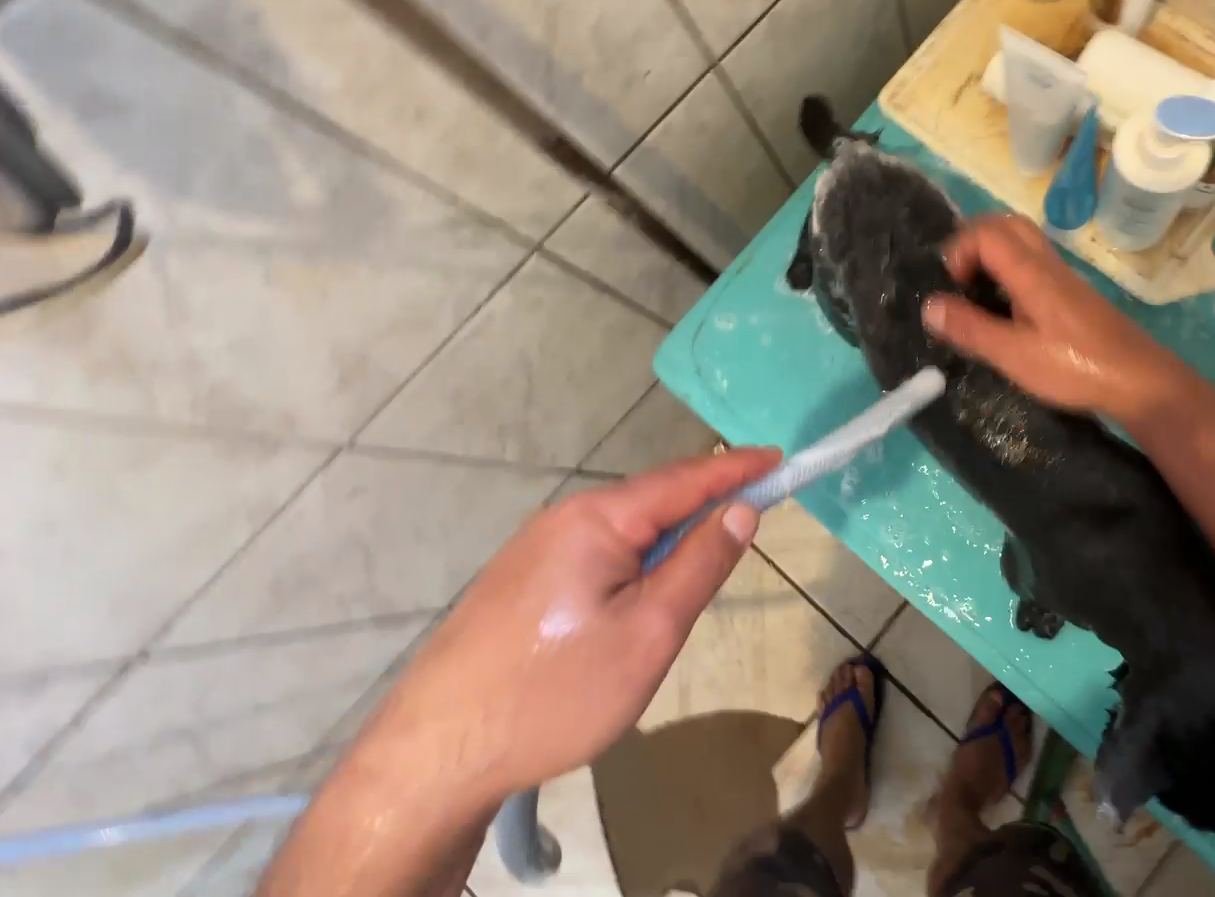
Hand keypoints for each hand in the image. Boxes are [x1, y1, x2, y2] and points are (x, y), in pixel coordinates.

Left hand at [348, 448, 781, 812]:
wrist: (434, 755)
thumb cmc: (557, 691)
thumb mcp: (650, 632)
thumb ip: (701, 564)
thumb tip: (743, 509)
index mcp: (599, 519)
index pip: (686, 479)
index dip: (738, 468)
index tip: (780, 459)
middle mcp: (565, 518)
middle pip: (654, 499)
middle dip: (706, 502)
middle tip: (754, 515)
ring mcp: (536, 548)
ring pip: (625, 529)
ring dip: (672, 535)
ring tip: (704, 563)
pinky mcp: (522, 580)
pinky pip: (599, 551)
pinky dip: (638, 556)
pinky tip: (642, 592)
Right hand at [921, 215, 1186, 421]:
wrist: (1140, 380)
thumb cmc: (1076, 368)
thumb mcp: (1015, 355)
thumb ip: (972, 329)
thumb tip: (929, 304)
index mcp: (1032, 272)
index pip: (986, 232)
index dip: (959, 250)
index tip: (951, 288)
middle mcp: (1048, 264)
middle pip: (1006, 225)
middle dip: (972, 243)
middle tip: (957, 280)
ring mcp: (1063, 277)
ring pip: (1022, 242)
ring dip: (992, 256)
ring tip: (976, 295)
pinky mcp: (1072, 295)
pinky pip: (1033, 263)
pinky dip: (1009, 271)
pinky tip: (1005, 311)